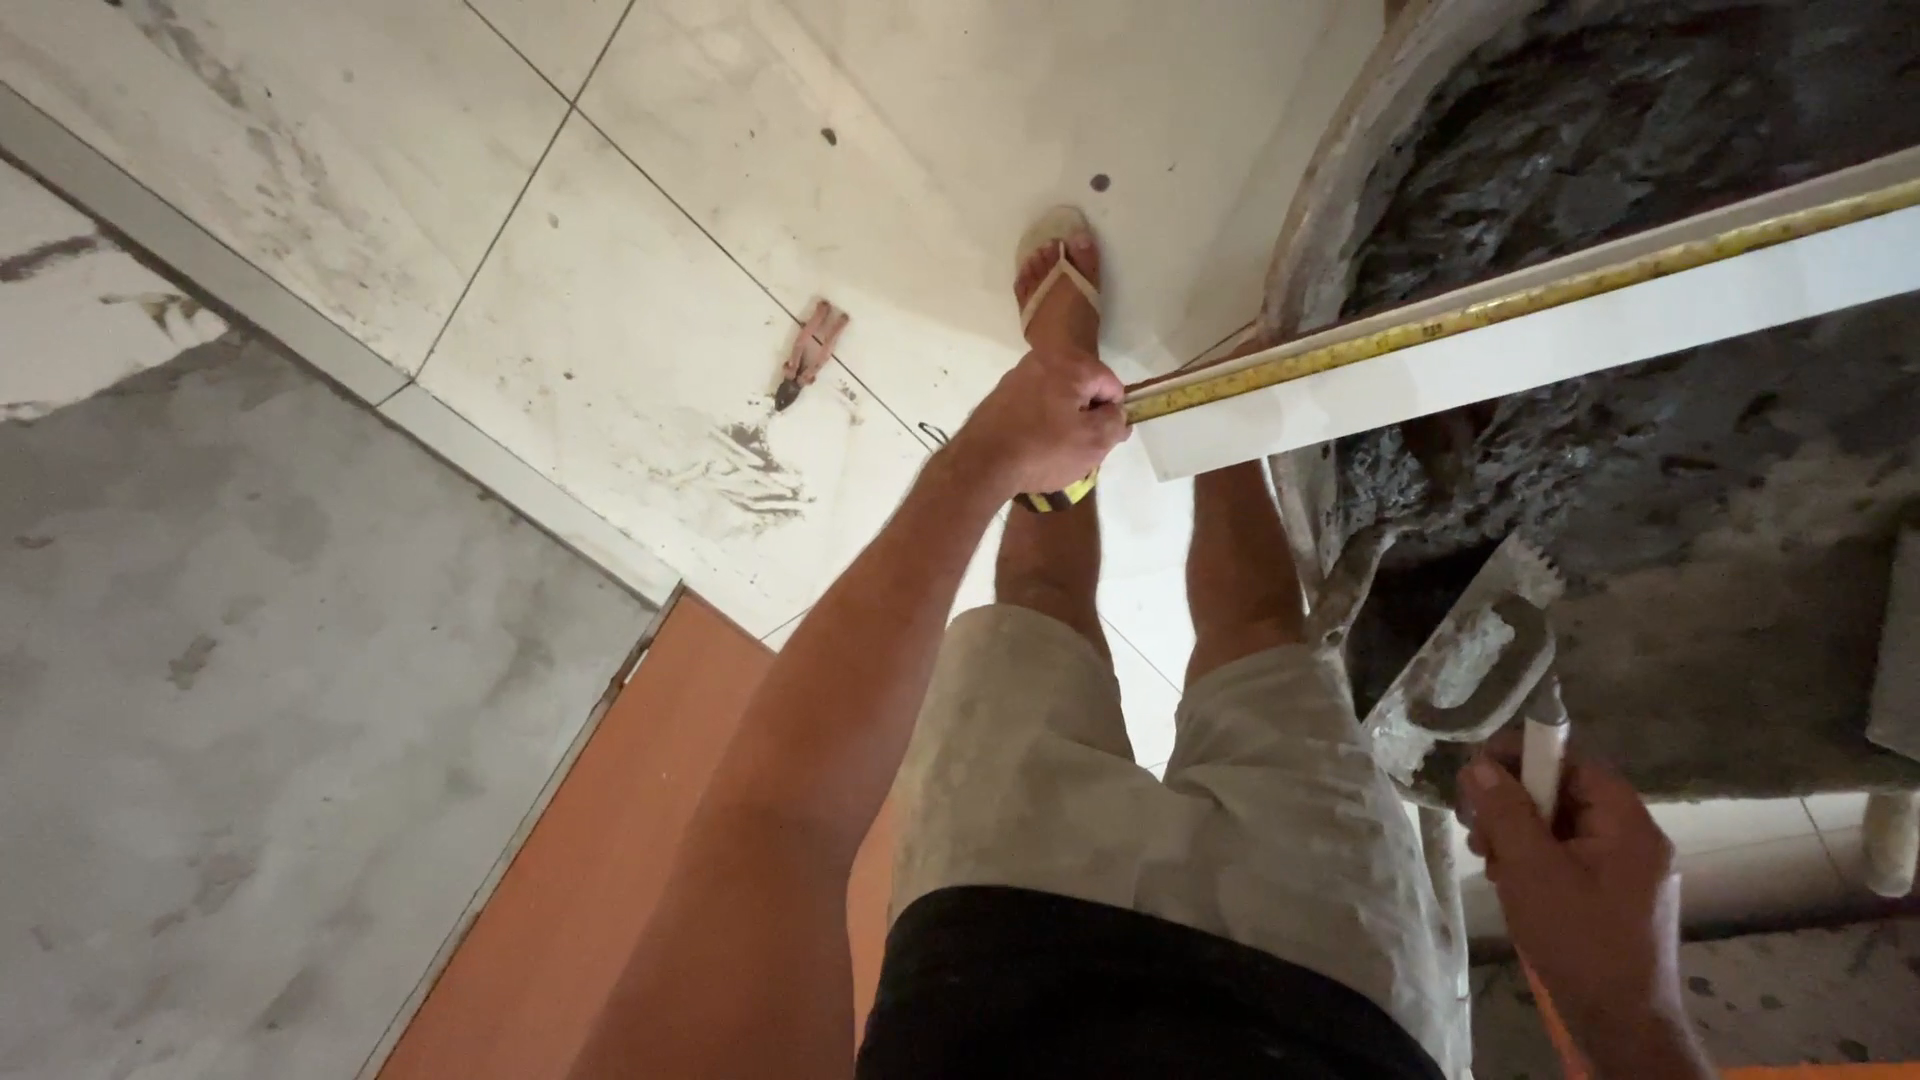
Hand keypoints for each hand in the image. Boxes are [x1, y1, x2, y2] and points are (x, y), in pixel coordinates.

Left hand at [943, 344, 1128, 498]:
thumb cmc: (1042, 451)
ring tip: (1057, 452)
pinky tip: (1034, 448)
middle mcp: (1041, 360)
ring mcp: (1015, 377)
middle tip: (1082, 448)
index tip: (1106, 439)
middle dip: (1087, 416)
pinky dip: (1040, 423)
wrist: (981, 465)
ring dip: (1064, 421)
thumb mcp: (1092, 443)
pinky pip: (1033, 406)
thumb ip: (1115, 423)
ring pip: (1057, 397)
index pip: (1111, 384)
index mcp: (1069, 363)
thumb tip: (1117, 414)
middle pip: (1082, 388)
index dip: (1114, 413)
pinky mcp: (999, 397)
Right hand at [1457, 750, 1713, 1078]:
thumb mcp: (1531, 868)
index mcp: (1629, 828)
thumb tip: (1480, 766)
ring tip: (1486, 856)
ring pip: (1557, 822)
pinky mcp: (1608, 892)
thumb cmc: (1579, 940)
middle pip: (1563, 791)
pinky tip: (1505, 876)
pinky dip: (1529, 853)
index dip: (1526, 755)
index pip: (1576, 763)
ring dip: (1514, 828)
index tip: (1478, 768)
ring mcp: (1622, 869)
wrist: (1619, 1023)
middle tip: (1474, 821)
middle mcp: (1633, 841)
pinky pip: (1563, 851)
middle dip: (1511, 799)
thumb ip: (1506, 810)